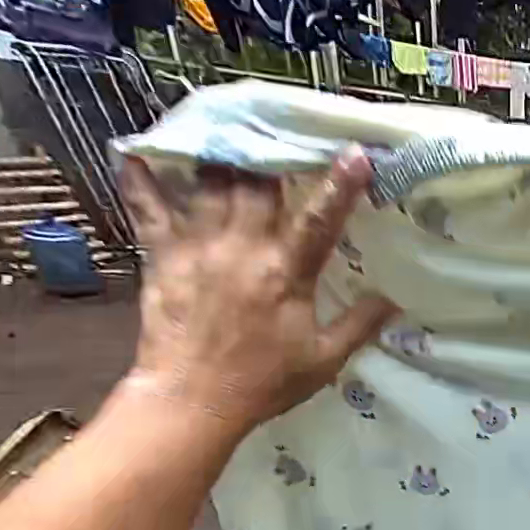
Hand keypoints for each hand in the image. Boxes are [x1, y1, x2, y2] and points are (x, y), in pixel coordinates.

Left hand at [117, 150, 397, 428]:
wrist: (193, 400)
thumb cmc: (265, 380)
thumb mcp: (325, 359)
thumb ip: (360, 324)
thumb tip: (394, 299)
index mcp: (287, 274)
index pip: (320, 220)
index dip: (340, 186)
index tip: (355, 153)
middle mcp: (243, 249)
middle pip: (259, 185)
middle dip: (273, 155)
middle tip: (282, 129)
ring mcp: (198, 248)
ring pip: (210, 185)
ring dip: (223, 158)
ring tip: (229, 130)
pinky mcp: (162, 257)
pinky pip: (147, 209)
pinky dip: (140, 180)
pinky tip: (135, 152)